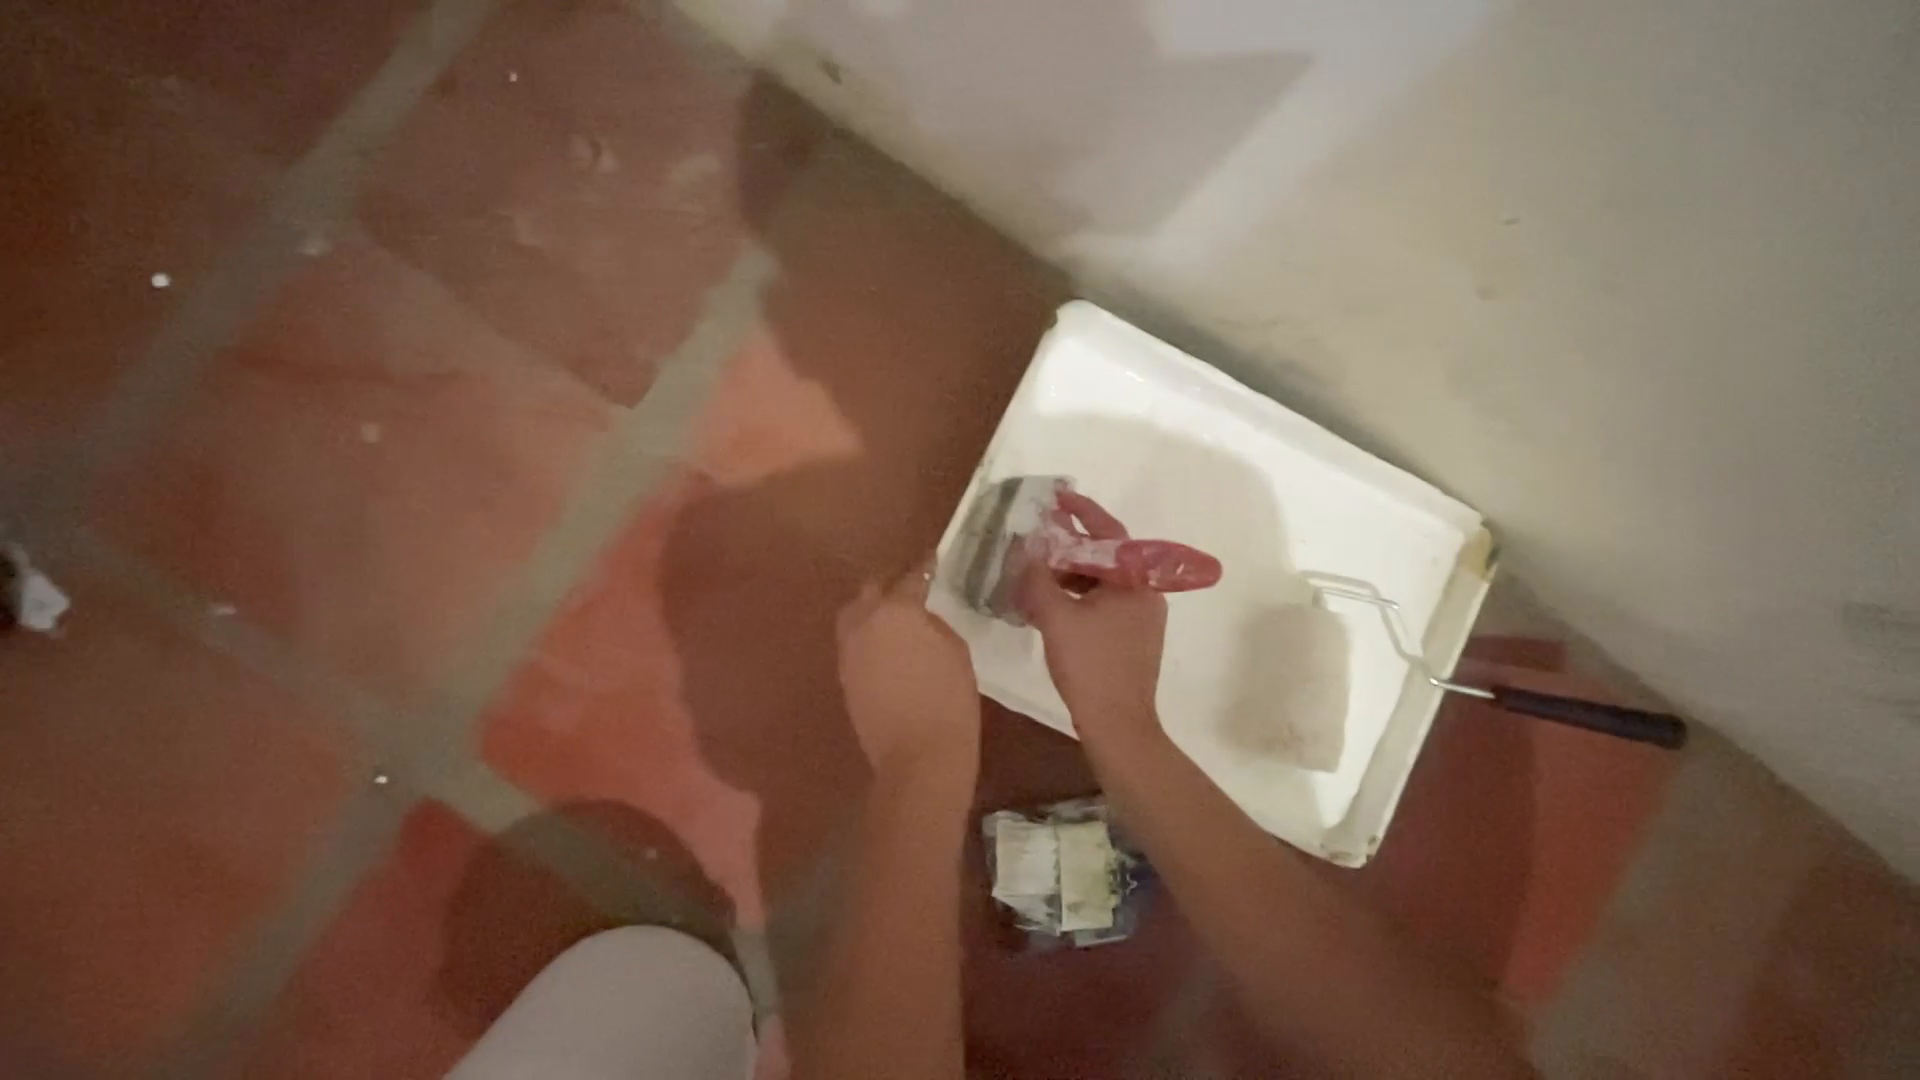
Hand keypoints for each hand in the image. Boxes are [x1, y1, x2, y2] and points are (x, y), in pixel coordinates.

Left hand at [836, 561, 981, 789]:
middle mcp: (863, 622)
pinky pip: (854, 642)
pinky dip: (868, 635)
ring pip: (855, 614)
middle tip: (911, 584)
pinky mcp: (843, 675)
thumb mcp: (955, 650)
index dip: (925, 567)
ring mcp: (848, 650)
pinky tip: (888, 645)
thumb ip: (933, 623)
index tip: (935, 561)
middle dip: (891, 582)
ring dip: (874, 608)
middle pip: (872, 588)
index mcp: (895, 609)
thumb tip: (921, 617)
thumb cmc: (949, 699)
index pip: (910, 576)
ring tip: (896, 615)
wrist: (917, 757)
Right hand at [1018, 492, 1167, 744]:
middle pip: (1105, 557)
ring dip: (1069, 575)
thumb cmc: (1090, 665)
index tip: (1058, 497)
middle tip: (1038, 538)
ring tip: (1036, 576)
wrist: (1119, 724)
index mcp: (1134, 580)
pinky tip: (1050, 606)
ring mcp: (1141, 617)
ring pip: (1101, 583)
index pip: (1109, 531)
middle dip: (1069, 547)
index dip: (1082, 511)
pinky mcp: (1133, 638)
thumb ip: (1037, 576)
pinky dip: (1077, 598)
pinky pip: (1103, 604)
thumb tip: (1023, 547)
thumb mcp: (1056, 617)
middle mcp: (1144, 592)